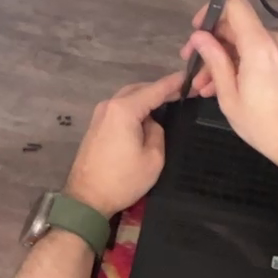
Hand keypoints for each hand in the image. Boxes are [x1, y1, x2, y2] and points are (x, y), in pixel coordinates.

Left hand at [63, 70, 213, 216]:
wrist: (87, 199)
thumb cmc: (123, 180)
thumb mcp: (153, 158)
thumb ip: (157, 132)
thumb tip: (151, 123)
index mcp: (124, 109)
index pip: (154, 90)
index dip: (174, 83)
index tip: (190, 78)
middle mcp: (109, 106)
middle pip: (139, 89)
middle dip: (159, 89)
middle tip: (181, 93)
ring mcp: (99, 115)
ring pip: (128, 98)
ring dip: (146, 99)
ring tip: (167, 102)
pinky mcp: (96, 126)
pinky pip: (120, 109)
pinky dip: (135, 108)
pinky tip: (147, 116)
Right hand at [180, 0, 277, 174]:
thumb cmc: (263, 124)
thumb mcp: (229, 95)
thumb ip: (214, 61)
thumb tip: (198, 37)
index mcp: (258, 44)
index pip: (234, 4)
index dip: (211, 12)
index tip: (196, 33)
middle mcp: (273, 41)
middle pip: (236, 27)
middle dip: (211, 45)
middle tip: (192, 68)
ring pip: (244, 45)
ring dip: (222, 61)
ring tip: (203, 88)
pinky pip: (256, 56)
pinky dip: (238, 66)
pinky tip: (222, 89)